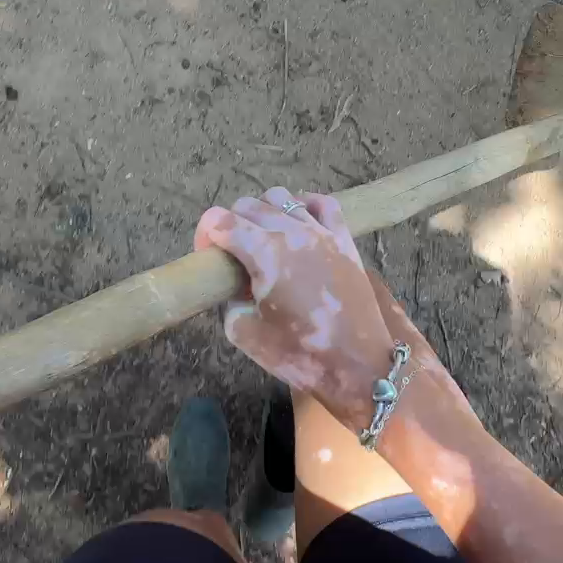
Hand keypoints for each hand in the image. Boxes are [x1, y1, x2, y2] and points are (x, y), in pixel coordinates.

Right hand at [193, 188, 396, 421]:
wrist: (358, 365)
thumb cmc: (299, 354)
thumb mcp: (244, 333)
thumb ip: (229, 301)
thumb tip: (234, 286)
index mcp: (263, 253)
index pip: (219, 220)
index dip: (204, 234)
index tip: (207, 257)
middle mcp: (291, 231)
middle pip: (247, 205)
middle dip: (230, 225)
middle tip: (231, 256)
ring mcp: (321, 231)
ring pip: (280, 197)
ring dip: (262, 213)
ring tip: (263, 240)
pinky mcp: (344, 238)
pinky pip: (322, 202)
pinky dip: (302, 204)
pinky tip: (297, 223)